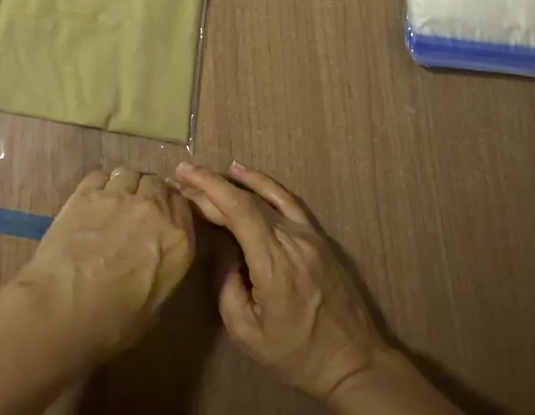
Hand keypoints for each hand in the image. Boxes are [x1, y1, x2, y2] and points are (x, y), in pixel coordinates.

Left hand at [6, 166, 196, 366]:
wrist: (64, 309)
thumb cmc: (113, 323)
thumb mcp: (155, 306)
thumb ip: (163, 270)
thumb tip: (153, 260)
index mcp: (178, 239)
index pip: (183, 205)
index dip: (171, 209)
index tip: (161, 217)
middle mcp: (153, 209)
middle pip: (156, 183)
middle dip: (149, 193)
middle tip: (136, 211)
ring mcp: (118, 197)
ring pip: (128, 174)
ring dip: (125, 185)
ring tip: (114, 202)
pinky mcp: (86, 193)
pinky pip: (100, 175)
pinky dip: (100, 184)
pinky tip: (93, 200)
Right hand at [173, 161, 390, 403]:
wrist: (354, 362)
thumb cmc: (296, 354)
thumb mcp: (247, 331)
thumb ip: (226, 284)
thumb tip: (219, 247)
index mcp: (273, 262)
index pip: (236, 210)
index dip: (207, 189)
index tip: (180, 177)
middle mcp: (292, 240)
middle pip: (246, 200)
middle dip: (211, 186)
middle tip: (182, 179)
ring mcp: (308, 235)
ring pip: (266, 196)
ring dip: (233, 181)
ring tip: (204, 172)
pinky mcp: (318, 238)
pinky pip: (287, 201)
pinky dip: (264, 184)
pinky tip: (244, 174)